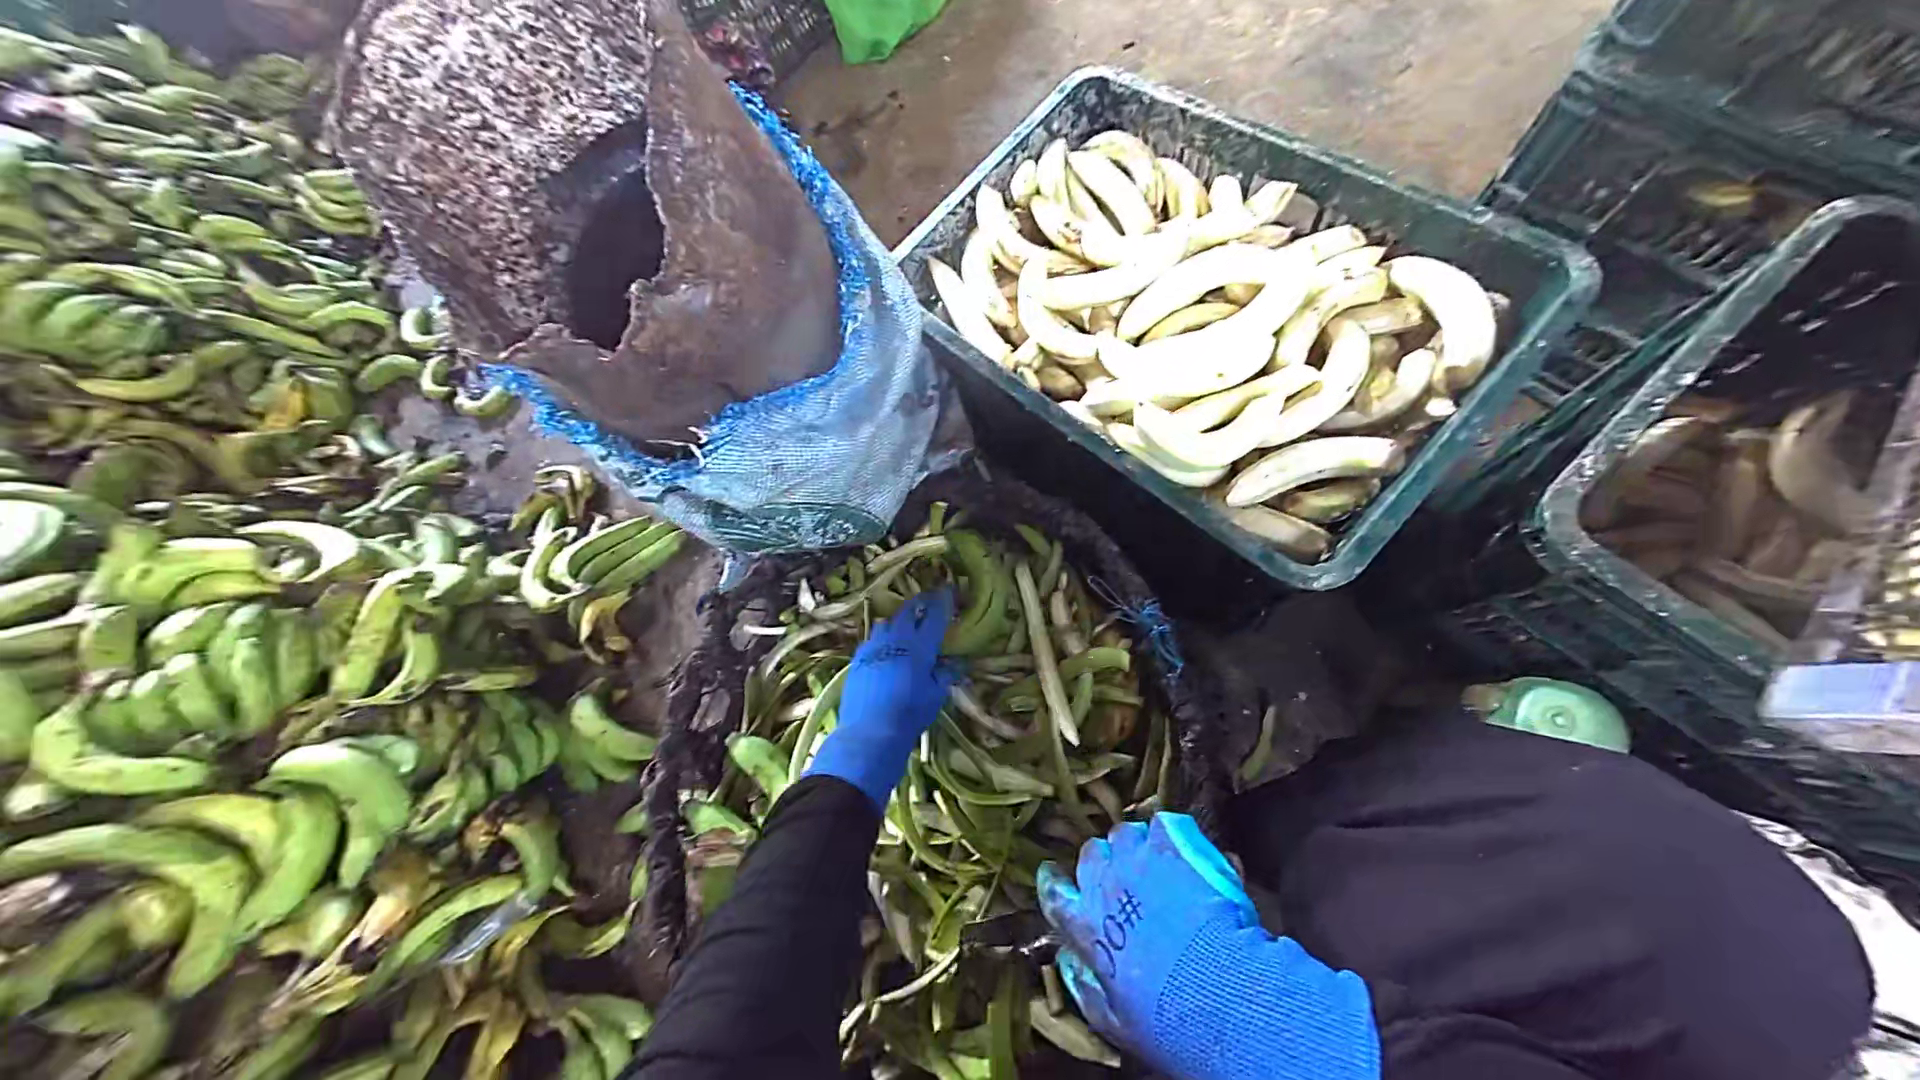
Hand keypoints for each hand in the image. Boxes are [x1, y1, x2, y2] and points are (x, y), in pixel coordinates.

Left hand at [804, 587, 954, 807]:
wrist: (869, 733)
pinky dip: (883, 637)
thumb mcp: (935, 697)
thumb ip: (944, 675)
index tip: (949, 590)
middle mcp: (895, 639)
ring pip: (888, 622)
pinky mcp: (857, 658)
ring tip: (906, 624)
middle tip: (929, 601)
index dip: (943, 601)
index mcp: (919, 647)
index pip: (934, 615)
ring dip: (899, 619)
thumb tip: (955, 663)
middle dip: (920, 603)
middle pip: (908, 611)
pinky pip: (873, 639)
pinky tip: (885, 647)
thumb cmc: (909, 716)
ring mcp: (873, 647)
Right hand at [1038, 813, 1378, 1079]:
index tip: (1057, 877)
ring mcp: (1139, 858)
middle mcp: (1104, 882)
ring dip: (1137, 846)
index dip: (1055, 881)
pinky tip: (1186, 850)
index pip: (1054, 892)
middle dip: (1104, 862)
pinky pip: (1165, 823)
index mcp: (1084, 923)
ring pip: (1126, 833)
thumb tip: (1066, 960)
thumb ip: (1083, 986)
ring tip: (1158, 864)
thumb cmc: (1165, 1020)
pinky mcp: (1175, 844)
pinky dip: (1173, 833)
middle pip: (1092, 853)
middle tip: (1125, 880)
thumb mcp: (1113, 1022)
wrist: (1222, 997)